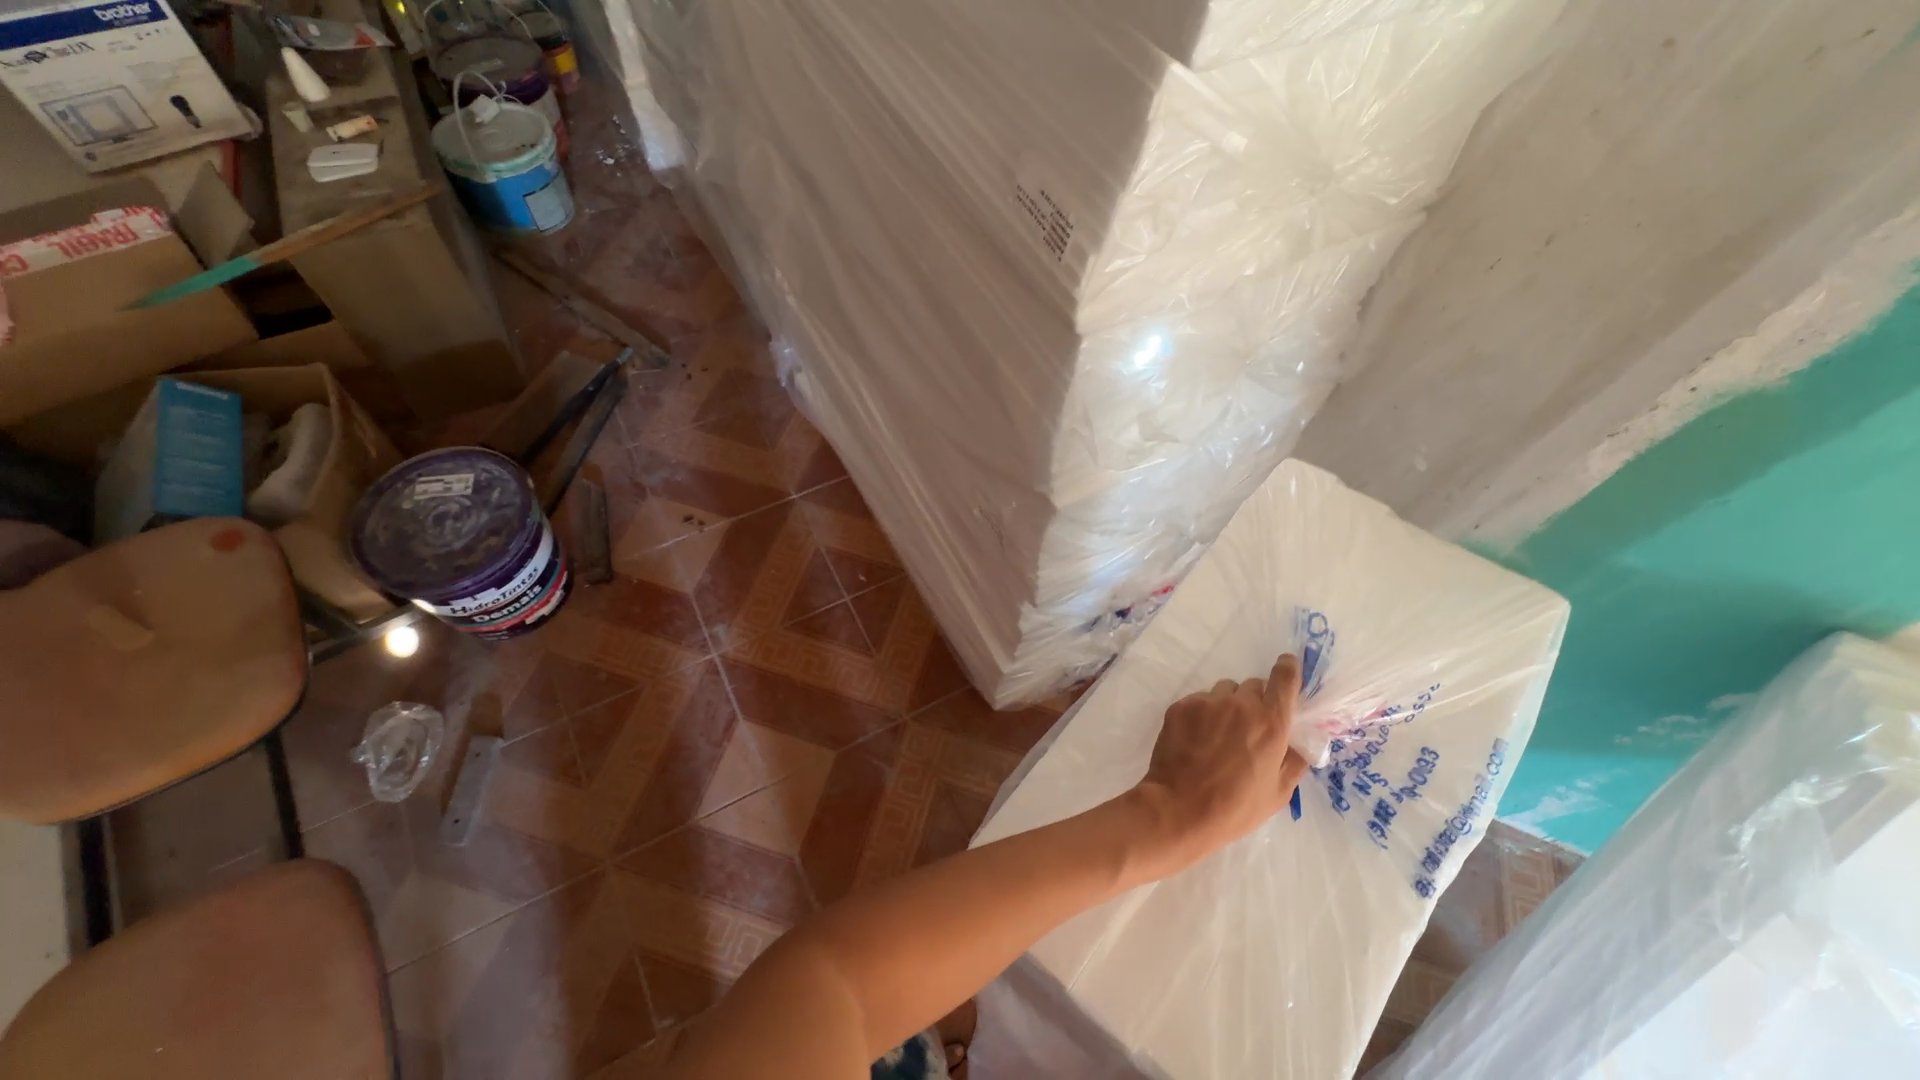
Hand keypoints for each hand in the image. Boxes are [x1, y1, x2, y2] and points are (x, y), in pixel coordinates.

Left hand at [1128, 654, 1307, 874]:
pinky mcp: (1180, 706)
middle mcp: (1240, 704)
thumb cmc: (1236, 807)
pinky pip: (1198, 700)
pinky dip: (1201, 714)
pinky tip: (1196, 739)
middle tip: (1247, 729)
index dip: (1288, 668)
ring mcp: (1207, 702)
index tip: (1286, 667)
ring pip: (1223, 692)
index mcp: (1271, 723)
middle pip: (1253, 686)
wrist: (1179, 809)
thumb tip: (1304, 741)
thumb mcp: (1279, 792)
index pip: (1284, 678)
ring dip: (1226, 706)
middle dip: (1255, 702)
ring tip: (1219, 736)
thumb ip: (1295, 760)